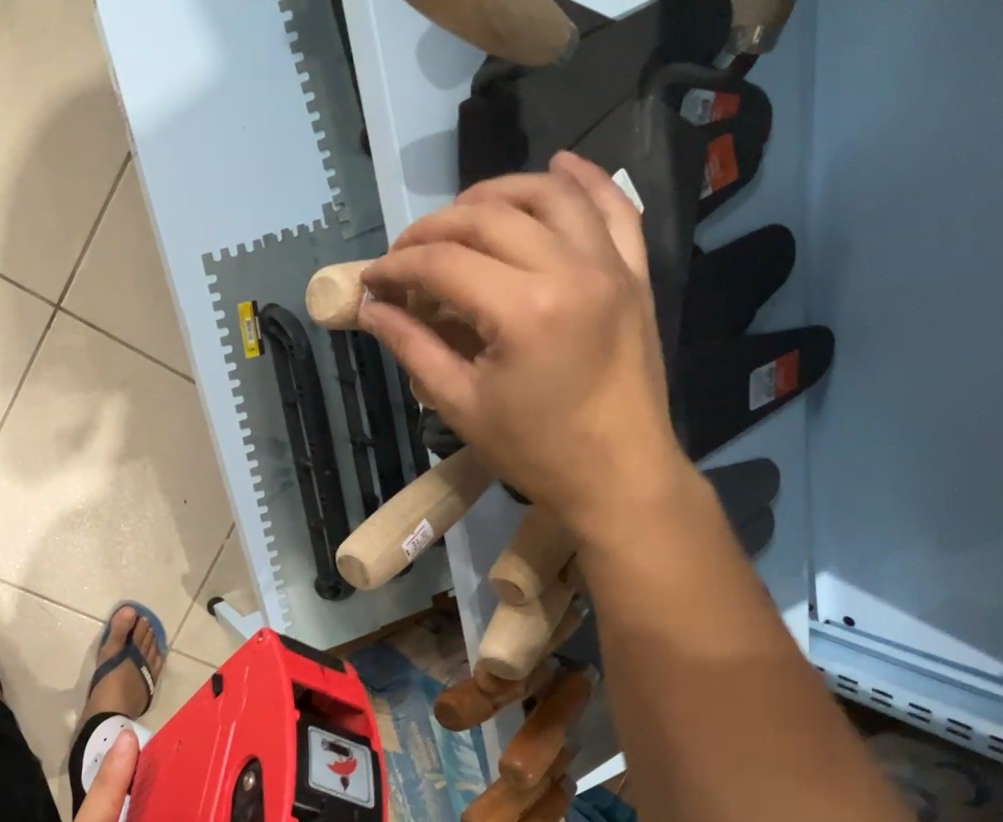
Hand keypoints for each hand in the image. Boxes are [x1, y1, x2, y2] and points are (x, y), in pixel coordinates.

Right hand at [360, 152, 694, 539]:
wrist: (619, 473)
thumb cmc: (534, 449)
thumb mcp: (459, 404)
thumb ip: (411, 346)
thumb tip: (369, 309)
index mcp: (525, 310)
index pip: (444, 263)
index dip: (396, 266)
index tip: (369, 279)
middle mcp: (571, 269)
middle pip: (489, 218)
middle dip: (433, 229)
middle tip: (402, 256)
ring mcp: (610, 265)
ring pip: (549, 195)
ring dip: (495, 193)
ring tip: (459, 215)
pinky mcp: (633, 272)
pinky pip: (614, 207)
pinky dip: (582, 180)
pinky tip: (557, 166)